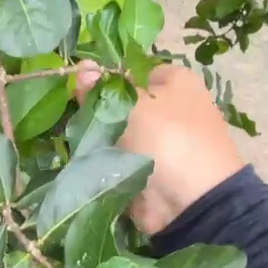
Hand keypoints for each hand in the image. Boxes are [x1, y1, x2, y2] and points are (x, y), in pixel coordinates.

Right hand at [74, 62, 244, 234]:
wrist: (189, 200)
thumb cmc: (167, 139)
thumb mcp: (133, 106)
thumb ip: (104, 90)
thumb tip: (82, 67)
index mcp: (176, 81)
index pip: (130, 72)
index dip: (105, 81)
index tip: (81, 93)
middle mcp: (171, 107)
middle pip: (121, 104)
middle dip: (99, 113)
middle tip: (78, 121)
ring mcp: (160, 140)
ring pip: (116, 133)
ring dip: (99, 140)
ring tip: (81, 144)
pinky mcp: (148, 168)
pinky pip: (119, 158)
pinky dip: (106, 161)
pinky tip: (89, 162)